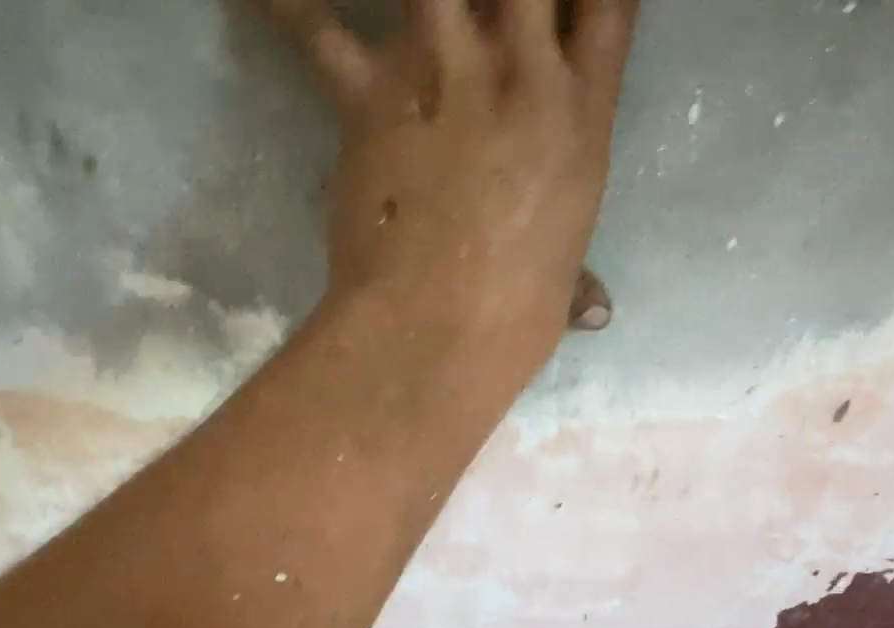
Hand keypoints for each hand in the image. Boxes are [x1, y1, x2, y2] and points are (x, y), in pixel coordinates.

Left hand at [274, 0, 636, 340]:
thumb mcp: (561, 286)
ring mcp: (445, 71)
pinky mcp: (370, 92)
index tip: (574, 0)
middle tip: (492, 3)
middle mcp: (520, 71)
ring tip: (421, 7)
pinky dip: (285, 7)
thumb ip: (578, 282)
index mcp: (582, 118)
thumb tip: (597, 312)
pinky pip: (315, 25)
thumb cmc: (517, 316)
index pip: (607, 7)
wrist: (439, 329)